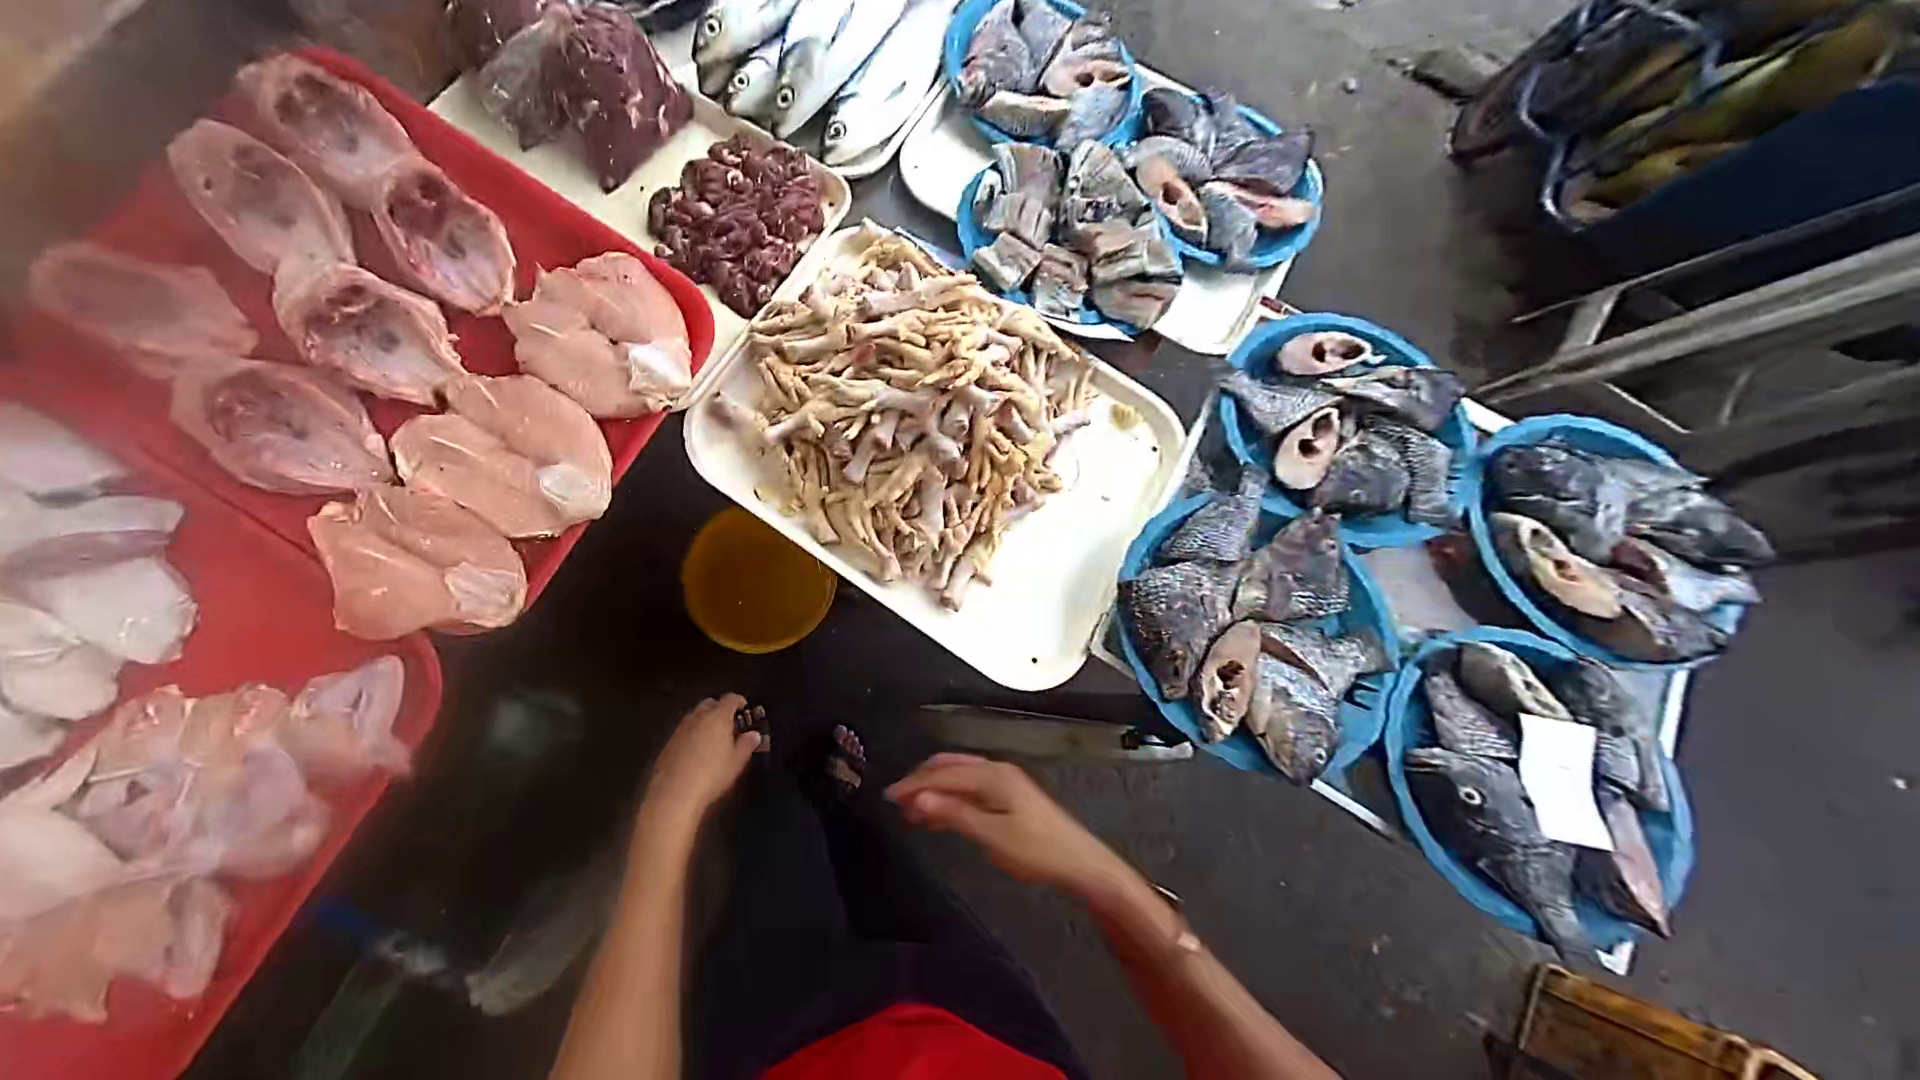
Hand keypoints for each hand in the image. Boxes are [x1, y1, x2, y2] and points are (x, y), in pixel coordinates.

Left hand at [643, 694, 759, 824]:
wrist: (674, 794)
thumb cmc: (710, 775)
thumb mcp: (737, 761)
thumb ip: (747, 744)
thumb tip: (753, 735)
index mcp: (717, 717)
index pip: (730, 699)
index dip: (739, 701)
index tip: (743, 708)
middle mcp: (697, 718)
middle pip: (710, 704)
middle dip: (720, 709)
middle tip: (729, 724)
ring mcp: (680, 730)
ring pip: (695, 717)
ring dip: (705, 722)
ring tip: (714, 739)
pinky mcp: (668, 743)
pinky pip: (684, 731)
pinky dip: (693, 735)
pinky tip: (697, 752)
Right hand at [887, 754, 1132, 896]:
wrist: (1078, 861)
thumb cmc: (1036, 850)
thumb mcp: (991, 835)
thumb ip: (954, 813)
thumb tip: (918, 797)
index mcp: (992, 776)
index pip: (943, 774)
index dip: (914, 784)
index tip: (889, 797)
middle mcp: (996, 771)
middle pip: (949, 768)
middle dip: (922, 781)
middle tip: (896, 801)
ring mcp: (1004, 782)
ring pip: (959, 777)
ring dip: (935, 789)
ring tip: (911, 811)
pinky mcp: (1008, 796)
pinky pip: (971, 788)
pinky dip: (951, 798)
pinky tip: (938, 815)